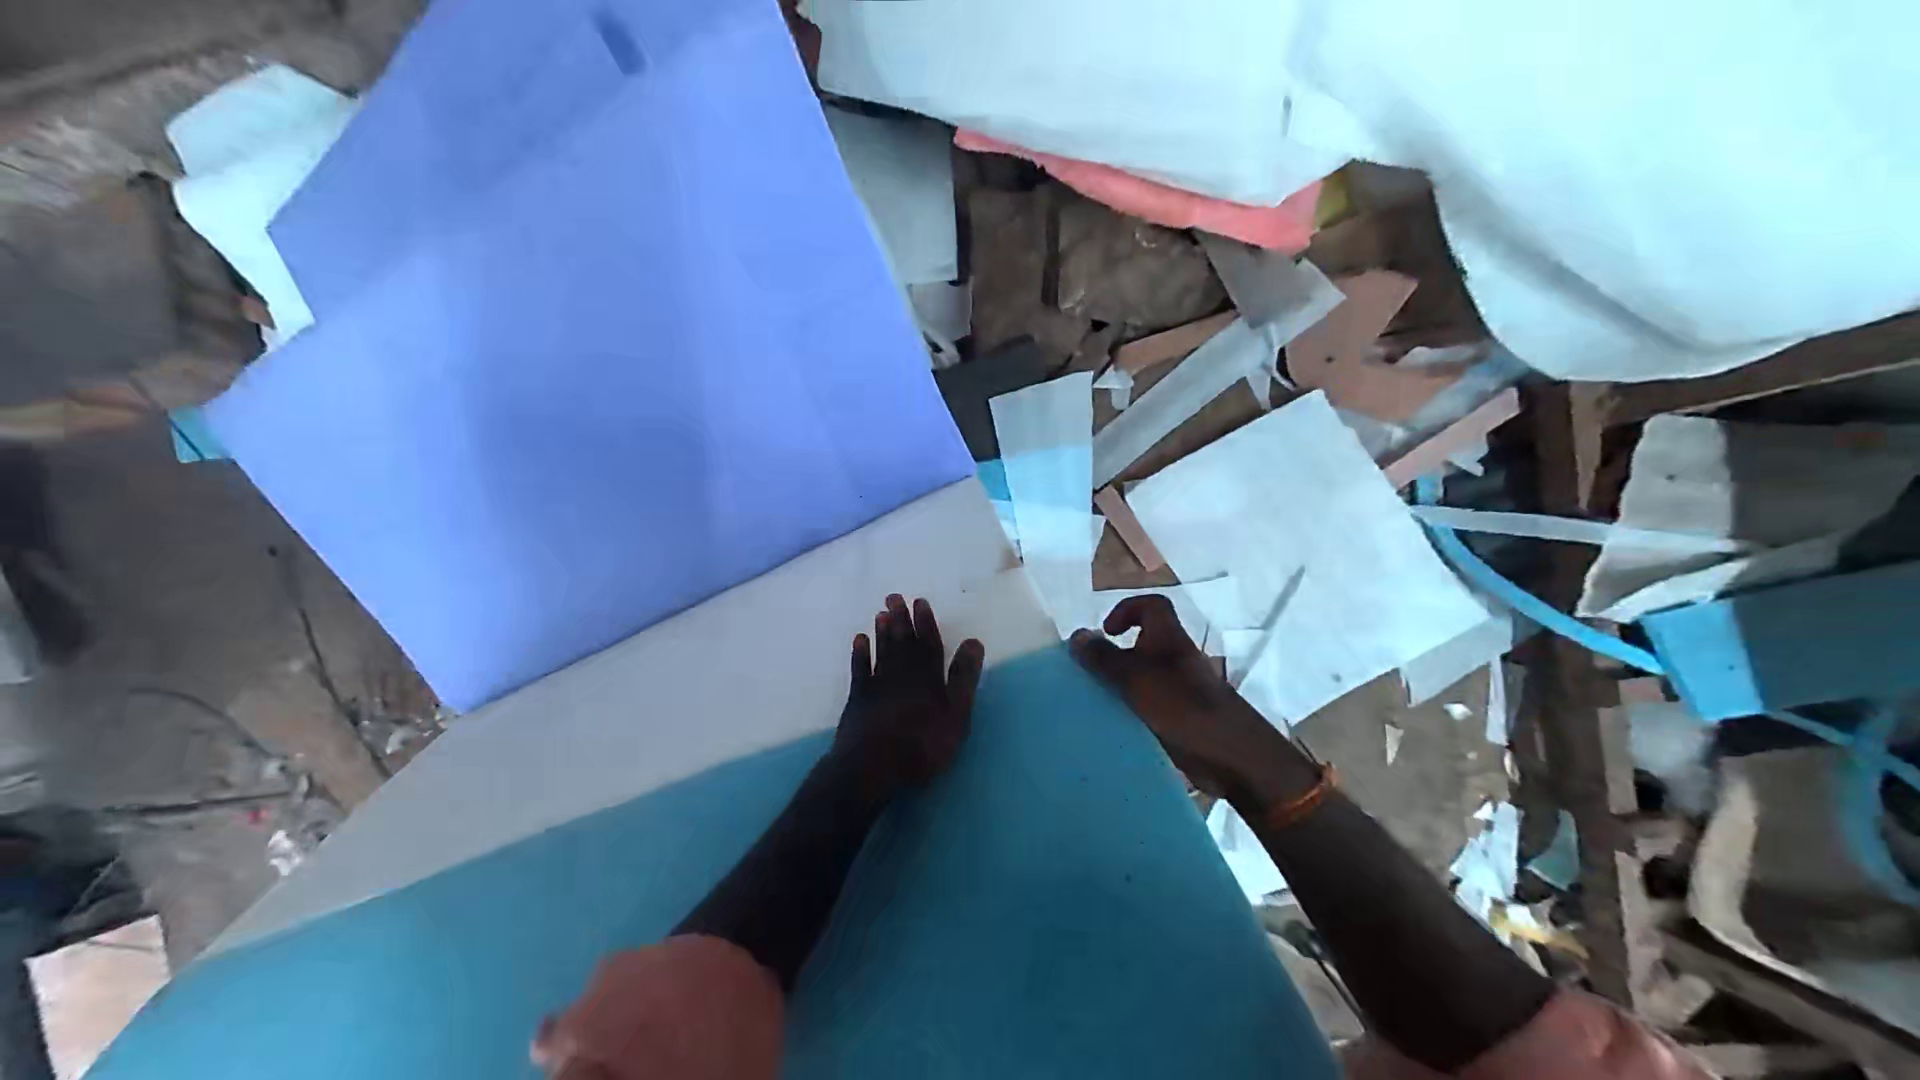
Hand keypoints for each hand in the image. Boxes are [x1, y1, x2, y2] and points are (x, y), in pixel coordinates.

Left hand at [828, 594, 983, 804]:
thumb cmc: (923, 743)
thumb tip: (974, 642)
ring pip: (881, 651)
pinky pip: (859, 669)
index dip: (925, 622)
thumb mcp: (956, 714)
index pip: (928, 643)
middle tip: (893, 597)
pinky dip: (859, 654)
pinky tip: (859, 641)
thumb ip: (964, 677)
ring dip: (881, 631)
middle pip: (901, 641)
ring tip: (880, 613)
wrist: (873, 765)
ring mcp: (877, 685)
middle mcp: (902, 673)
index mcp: (929, 676)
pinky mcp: (858, 699)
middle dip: (899, 618)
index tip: (919, 601)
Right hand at [1069, 596, 1313, 805]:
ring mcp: (1182, 691)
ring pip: (1145, 678)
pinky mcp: (1183, 720)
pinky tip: (1115, 729)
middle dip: (1116, 655)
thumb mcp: (1136, 679)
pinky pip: (1150, 708)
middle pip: (1144, 644)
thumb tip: (1077, 635)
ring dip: (1122, 687)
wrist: (1233, 757)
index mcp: (1170, 640)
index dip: (1128, 609)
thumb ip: (1105, 658)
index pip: (1152, 606)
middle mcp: (1177, 660)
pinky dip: (1133, 713)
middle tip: (1092, 674)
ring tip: (1097, 703)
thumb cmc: (1184, 708)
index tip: (1106, 631)